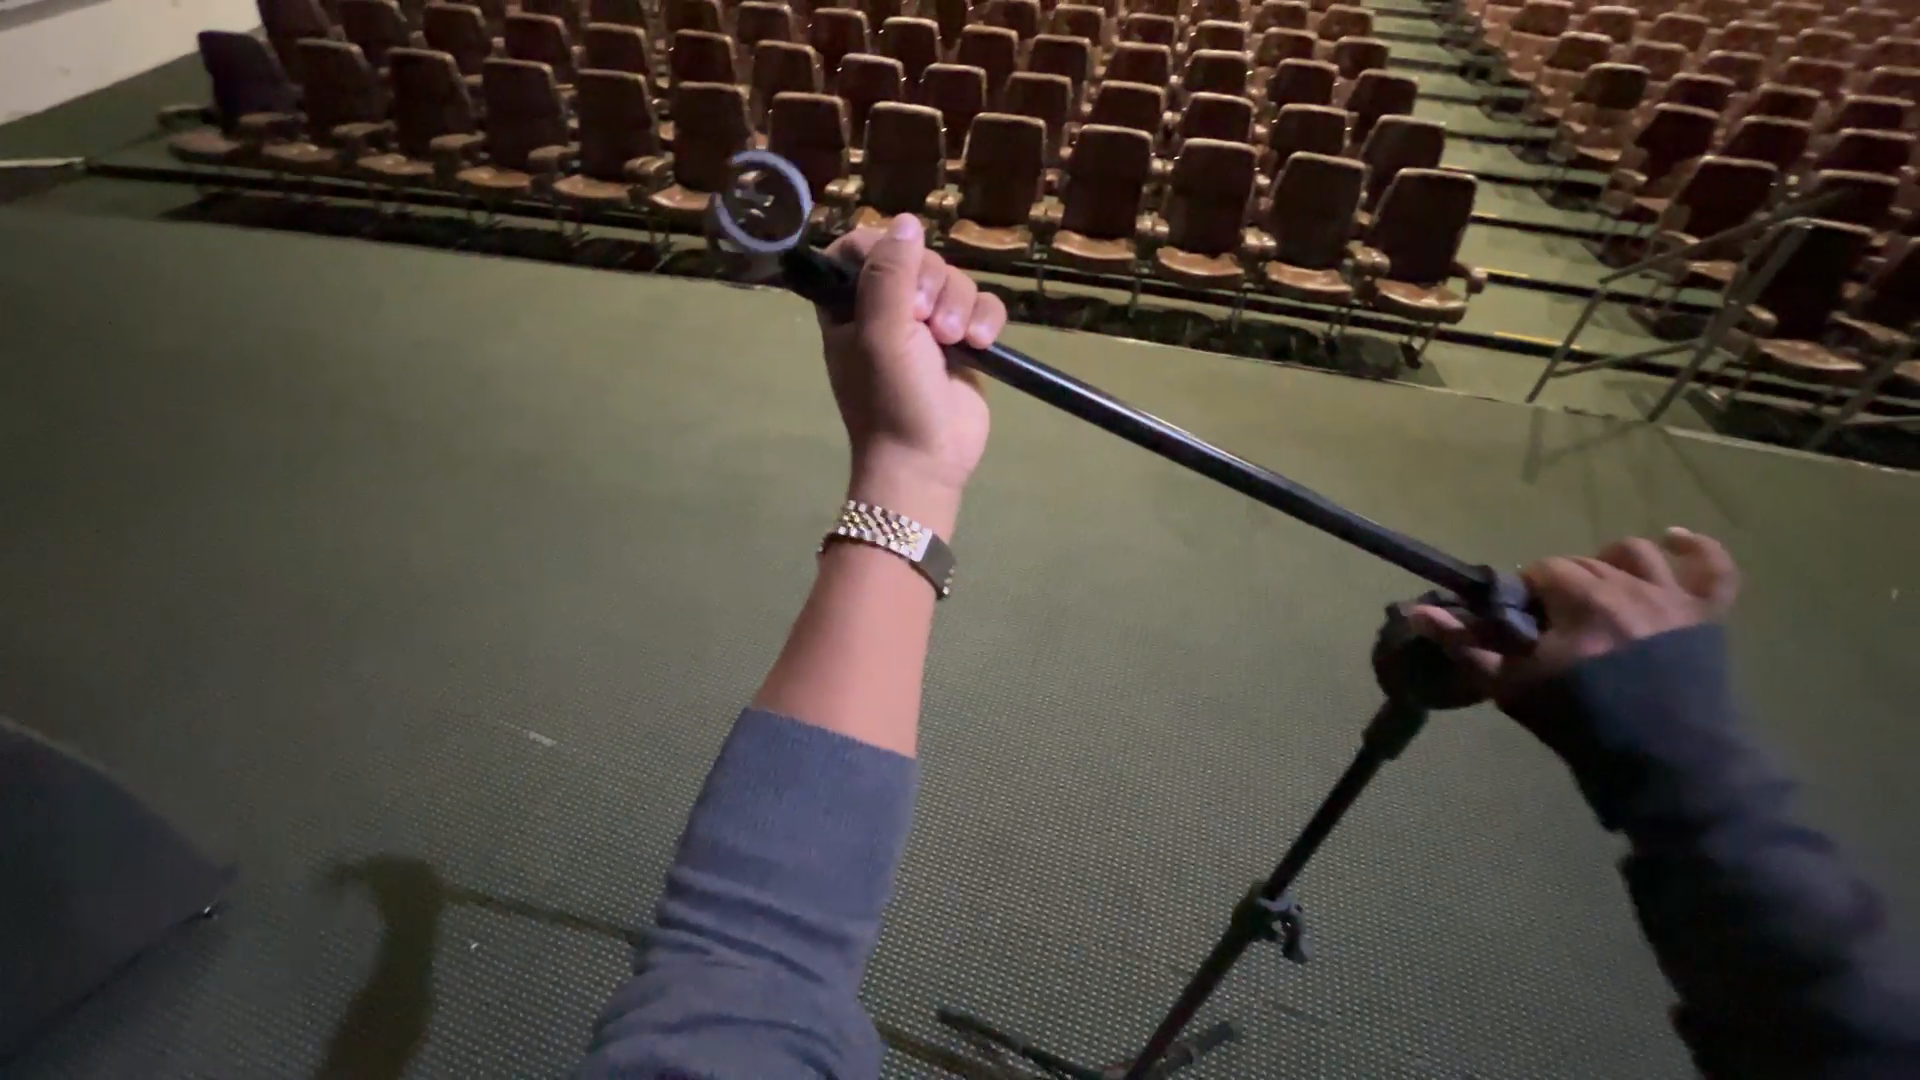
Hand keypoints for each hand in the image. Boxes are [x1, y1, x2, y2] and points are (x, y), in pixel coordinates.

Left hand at [817, 215, 1007, 533]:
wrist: (927, 460)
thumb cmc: (891, 399)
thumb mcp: (880, 332)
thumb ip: (888, 274)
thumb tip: (906, 223)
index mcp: (850, 307)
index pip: (858, 249)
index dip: (881, 248)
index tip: (898, 263)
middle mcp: (888, 312)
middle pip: (918, 260)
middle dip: (933, 283)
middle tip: (928, 321)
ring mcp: (929, 328)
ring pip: (956, 281)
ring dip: (961, 305)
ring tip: (956, 341)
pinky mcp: (964, 344)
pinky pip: (983, 307)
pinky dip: (986, 320)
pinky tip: (980, 344)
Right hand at [1408, 528, 1739, 703]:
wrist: (1668, 764)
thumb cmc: (1580, 721)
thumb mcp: (1509, 684)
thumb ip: (1464, 643)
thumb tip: (1416, 611)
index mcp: (1582, 600)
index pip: (1542, 570)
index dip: (1525, 592)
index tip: (1520, 621)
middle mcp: (1630, 587)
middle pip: (1584, 562)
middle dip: (1561, 583)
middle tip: (1551, 619)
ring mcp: (1675, 599)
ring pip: (1636, 554)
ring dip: (1611, 562)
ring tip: (1597, 585)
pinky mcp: (1709, 616)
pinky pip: (1714, 567)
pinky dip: (1695, 548)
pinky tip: (1674, 539)